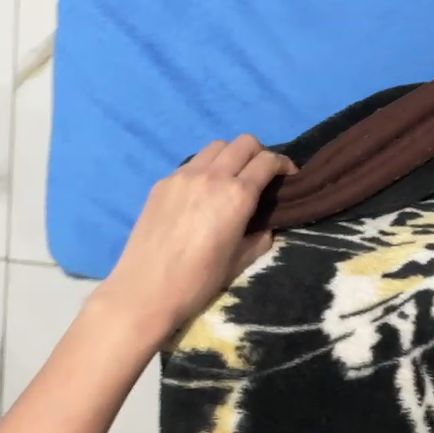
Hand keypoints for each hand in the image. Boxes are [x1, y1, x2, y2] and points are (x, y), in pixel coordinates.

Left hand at [98, 135, 296, 333]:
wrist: (145, 289)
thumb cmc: (198, 281)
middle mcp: (212, 176)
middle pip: (244, 142)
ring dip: (232, 155)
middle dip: (259, 153)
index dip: (283, 164)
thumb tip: (265, 225)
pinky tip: (203, 191)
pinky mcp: (163, 182)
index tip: (287, 175)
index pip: (267, 161)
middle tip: (261, 174)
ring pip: (216, 146)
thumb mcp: (239, 262)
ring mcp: (184, 175)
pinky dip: (206, 167)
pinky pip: (192, 162)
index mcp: (237, 196)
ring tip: (232, 177)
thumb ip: (259, 238)